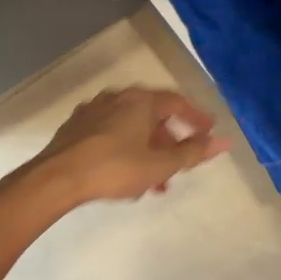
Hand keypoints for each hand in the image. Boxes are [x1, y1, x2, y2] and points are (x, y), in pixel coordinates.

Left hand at [22, 87, 229, 206]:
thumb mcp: (160, 165)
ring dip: (146, 151)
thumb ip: (192, 153)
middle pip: (152, 116)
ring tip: (152, 181)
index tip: (208, 133)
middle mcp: (117, 98)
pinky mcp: (75, 127)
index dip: (196, 118)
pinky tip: (124, 174)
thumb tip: (223, 142)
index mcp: (140, 100)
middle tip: (177, 166)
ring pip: (130, 128)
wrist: (57, 177)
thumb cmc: (114, 169)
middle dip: (168, 143)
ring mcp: (92, 110)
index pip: (177, 102)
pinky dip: (124, 149)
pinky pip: (109, 134)